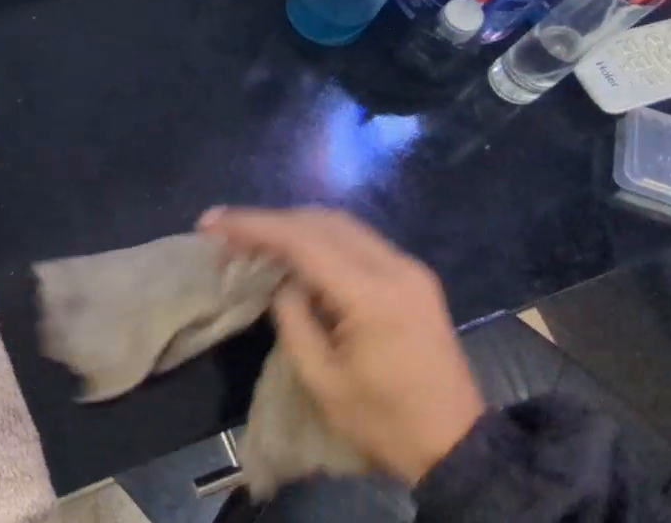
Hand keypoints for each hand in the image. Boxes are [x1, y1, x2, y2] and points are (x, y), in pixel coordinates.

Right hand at [199, 208, 485, 484]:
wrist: (459, 449)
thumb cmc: (384, 423)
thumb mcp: (322, 381)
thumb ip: (292, 319)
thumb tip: (279, 282)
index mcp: (372, 296)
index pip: (301, 241)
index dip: (252, 226)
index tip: (211, 224)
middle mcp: (395, 268)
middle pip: (321, 221)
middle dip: (269, 221)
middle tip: (227, 233)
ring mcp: (409, 269)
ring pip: (341, 224)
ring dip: (294, 225)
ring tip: (254, 239)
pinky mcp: (413, 278)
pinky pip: (358, 241)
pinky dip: (319, 238)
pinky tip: (294, 252)